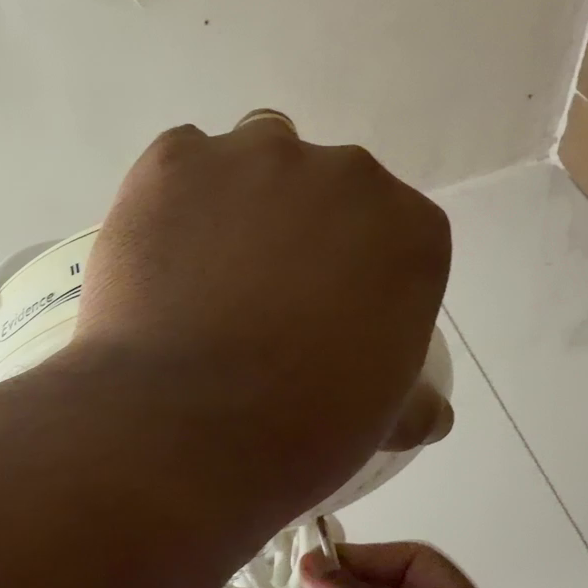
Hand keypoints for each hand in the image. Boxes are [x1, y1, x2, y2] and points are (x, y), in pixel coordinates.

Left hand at [71, 113, 450, 517]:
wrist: (184, 425)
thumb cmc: (297, 430)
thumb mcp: (378, 421)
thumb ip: (412, 401)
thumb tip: (431, 413)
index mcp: (410, 231)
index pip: (387, 234)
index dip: (348, 270)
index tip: (317, 310)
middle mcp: (344, 174)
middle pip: (321, 187)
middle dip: (294, 229)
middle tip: (253, 296)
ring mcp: (254, 157)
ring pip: (252, 160)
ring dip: (237, 199)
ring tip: (201, 271)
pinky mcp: (174, 160)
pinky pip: (177, 165)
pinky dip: (171, 201)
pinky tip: (157, 255)